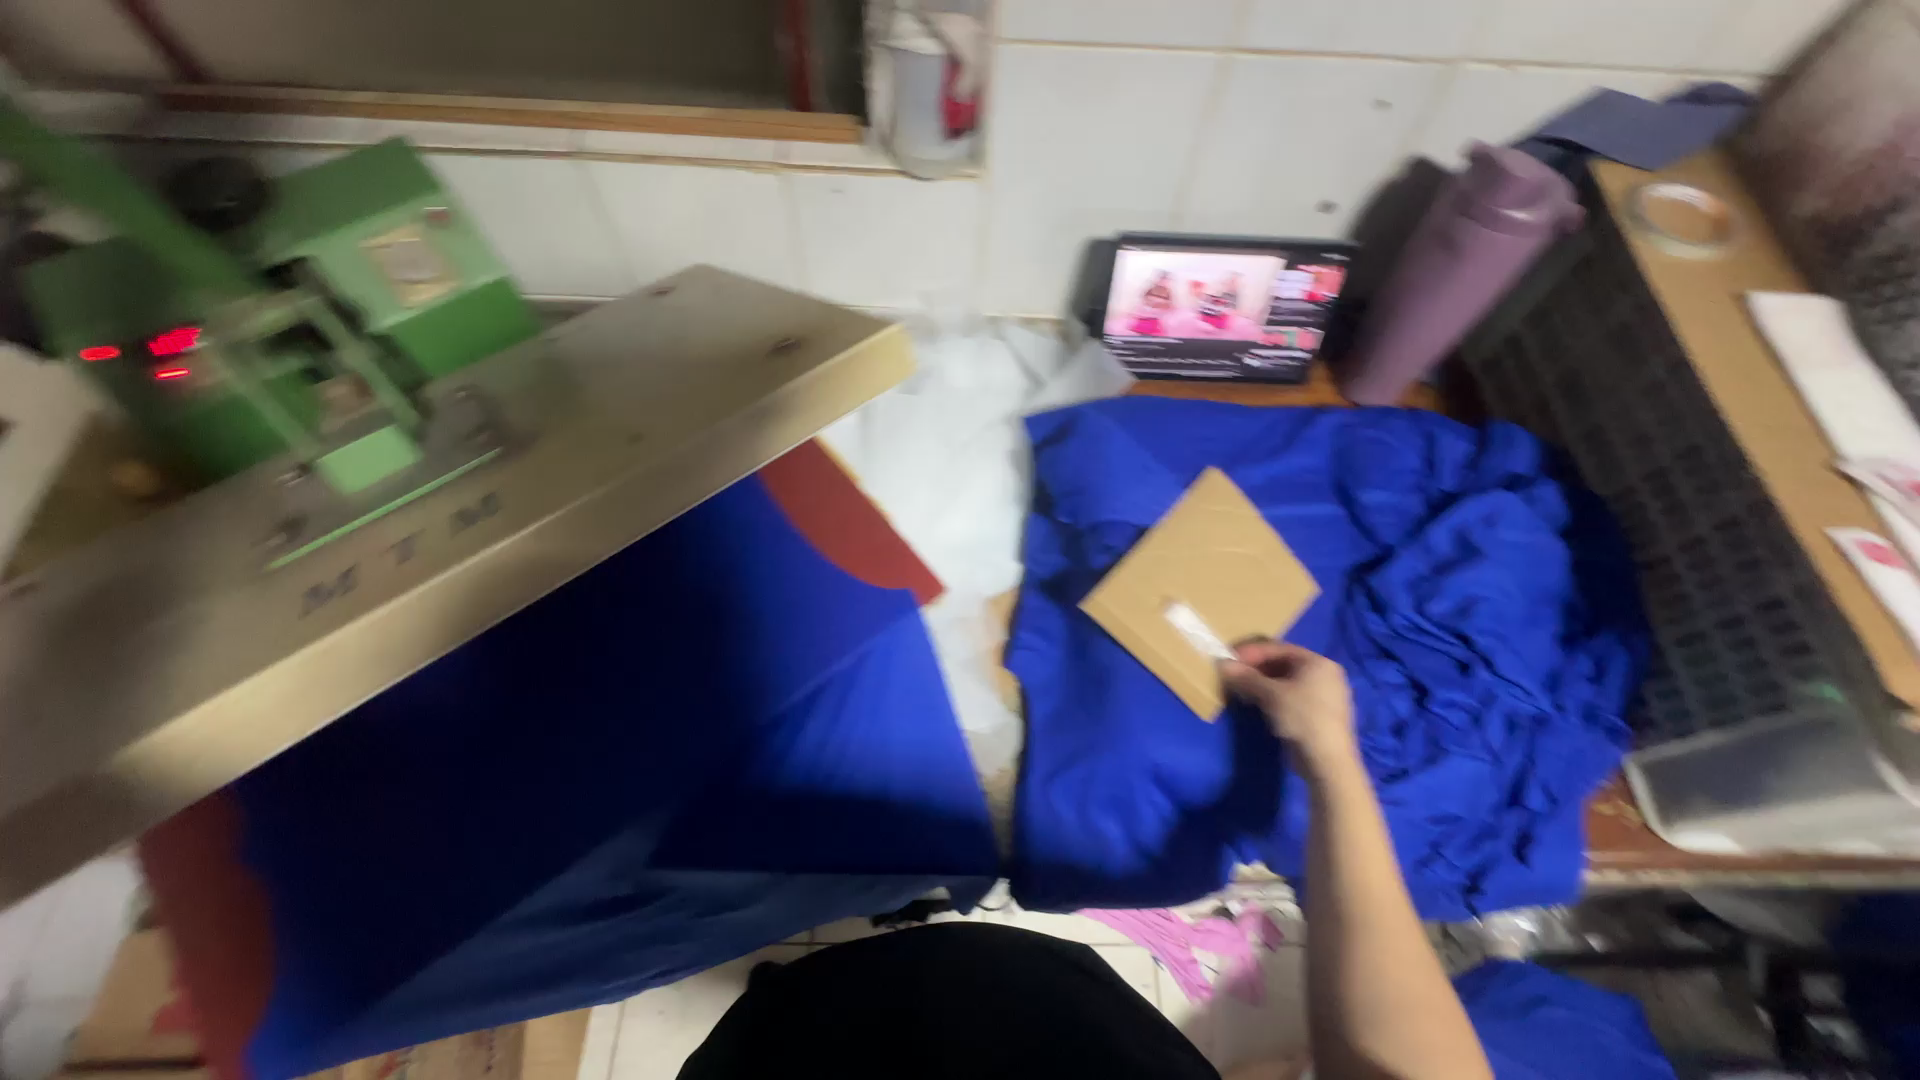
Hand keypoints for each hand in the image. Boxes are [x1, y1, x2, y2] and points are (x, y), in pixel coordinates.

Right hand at [1220, 642, 1355, 764]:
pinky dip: (1272, 697)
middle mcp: (1324, 674)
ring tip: (1241, 690)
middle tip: (1233, 675)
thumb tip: (1222, 664)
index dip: (1251, 652)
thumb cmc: (1302, 717)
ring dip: (1261, 684)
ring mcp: (1323, 695)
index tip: (1228, 658)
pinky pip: (1291, 696)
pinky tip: (1257, 704)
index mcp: (1317, 662)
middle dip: (1255, 669)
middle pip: (1282, 664)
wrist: (1327, 760)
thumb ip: (1246, 677)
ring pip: (1285, 681)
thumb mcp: (1271, 694)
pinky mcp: (1319, 714)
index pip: (1278, 648)